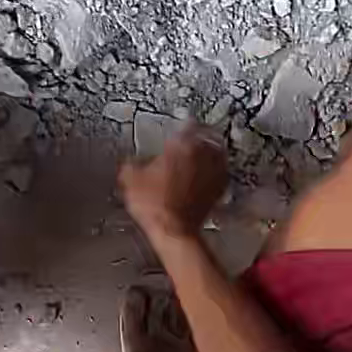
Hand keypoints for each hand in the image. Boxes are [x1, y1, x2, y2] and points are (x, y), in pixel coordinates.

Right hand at [119, 123, 227, 243]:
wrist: (173, 231)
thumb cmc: (154, 205)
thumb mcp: (131, 179)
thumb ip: (131, 164)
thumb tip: (130, 163)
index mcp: (181, 145)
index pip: (187, 124)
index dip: (184, 121)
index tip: (182, 120)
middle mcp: (202, 155)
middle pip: (207, 135)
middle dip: (200, 134)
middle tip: (193, 134)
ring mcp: (213, 172)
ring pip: (217, 152)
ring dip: (211, 149)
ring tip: (203, 150)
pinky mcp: (219, 189)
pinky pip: (220, 172)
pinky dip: (215, 169)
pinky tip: (208, 172)